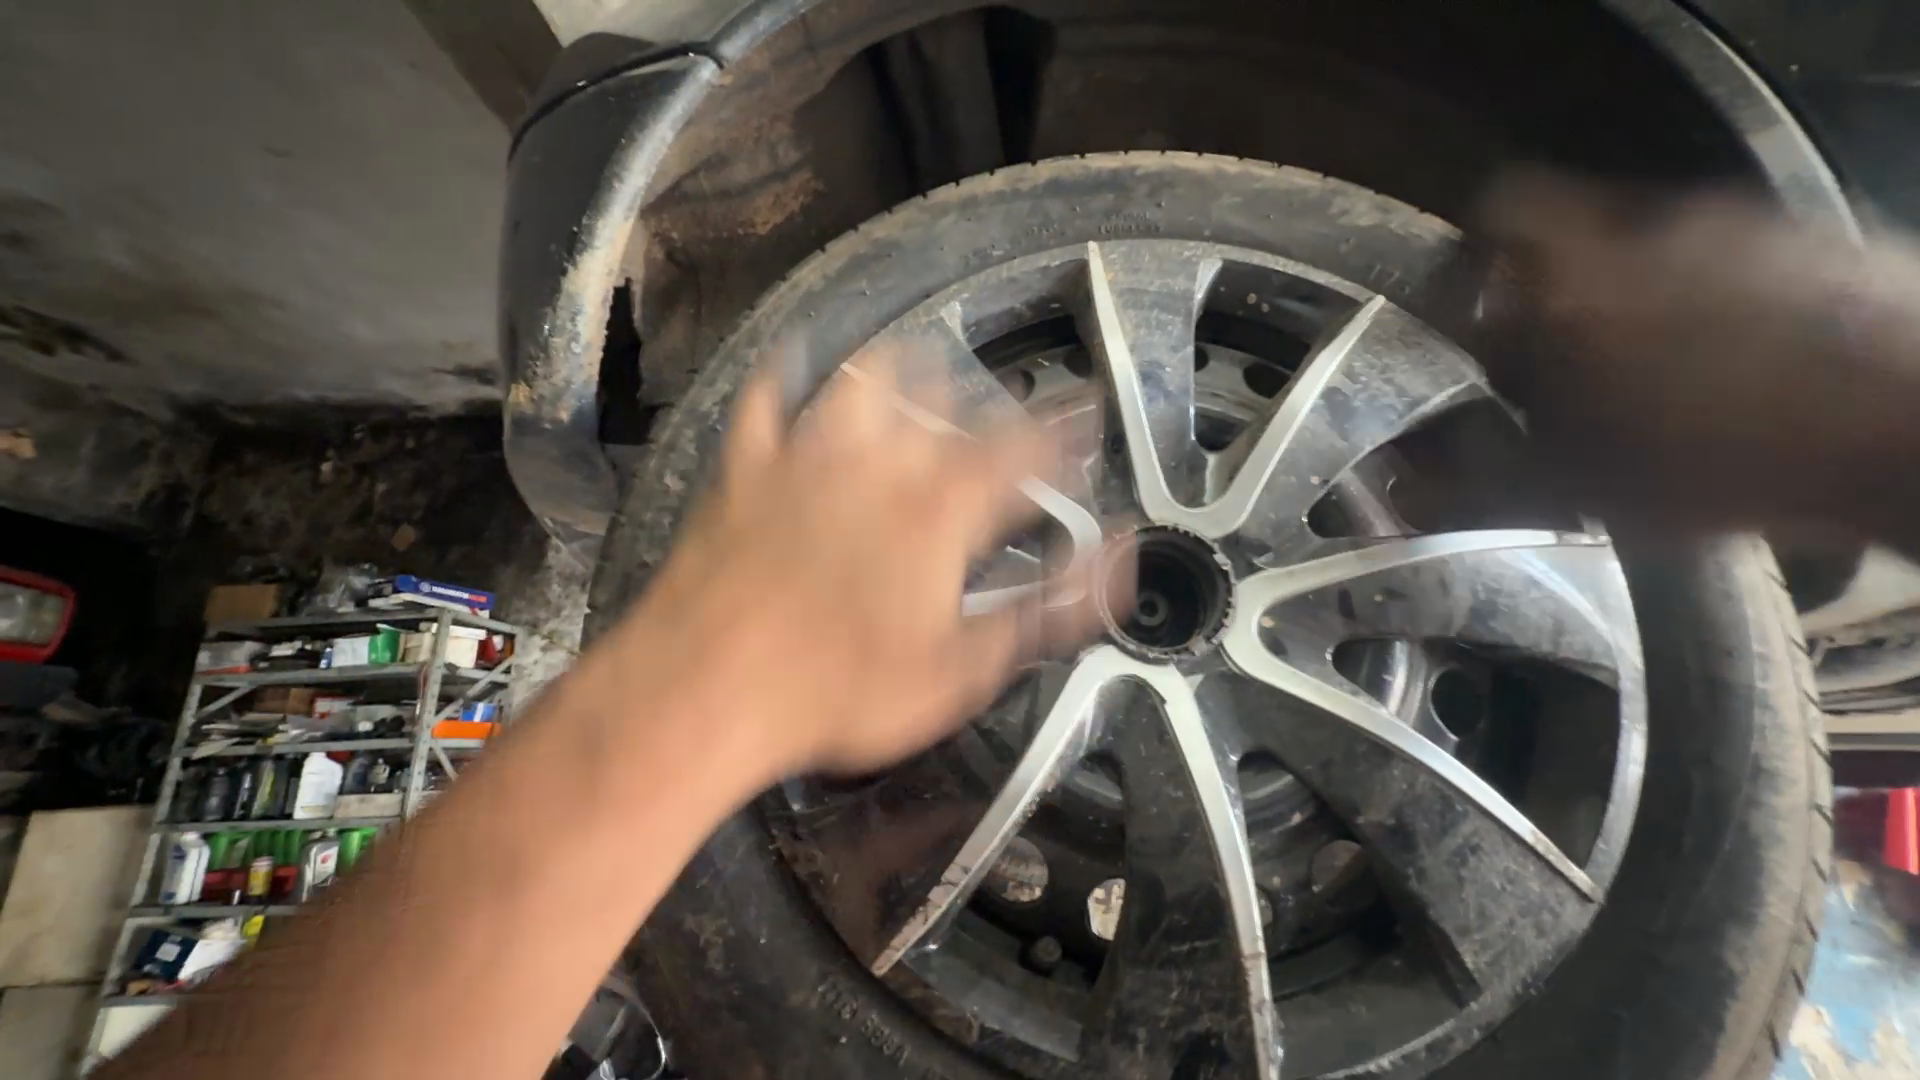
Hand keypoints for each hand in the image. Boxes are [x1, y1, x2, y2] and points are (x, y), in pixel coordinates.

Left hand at [612, 352, 1108, 780]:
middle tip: (998, 416)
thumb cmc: (837, 689)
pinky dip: (788, 380)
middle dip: (984, 401)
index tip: (1084, 418)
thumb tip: (1107, 574)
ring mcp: (806, 457)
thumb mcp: (961, 669)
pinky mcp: (747, 469)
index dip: (1064, 430)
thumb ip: (1044, 613)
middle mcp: (876, 465)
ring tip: (921, 378)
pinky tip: (797, 374)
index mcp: (937, 509)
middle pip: (946, 400)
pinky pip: (768, 401)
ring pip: (863, 379)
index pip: (1022, 448)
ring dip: (902, 372)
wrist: (708, 689)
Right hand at [1469, 171, 1919, 539]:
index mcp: (1572, 279)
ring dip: (1628, 299)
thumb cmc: (1721, 459)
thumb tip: (1401, 482)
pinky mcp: (1816, 241)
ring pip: (1648, 250)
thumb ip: (1475, 475)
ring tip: (1648, 376)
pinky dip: (1705, 303)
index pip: (1497, 210)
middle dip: (1548, 291)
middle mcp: (1650, 231)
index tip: (1469, 304)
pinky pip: (1725, 260)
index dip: (1473, 251)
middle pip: (1570, 234)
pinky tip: (1729, 367)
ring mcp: (1742, 228)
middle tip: (1552, 363)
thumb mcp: (1574, 486)